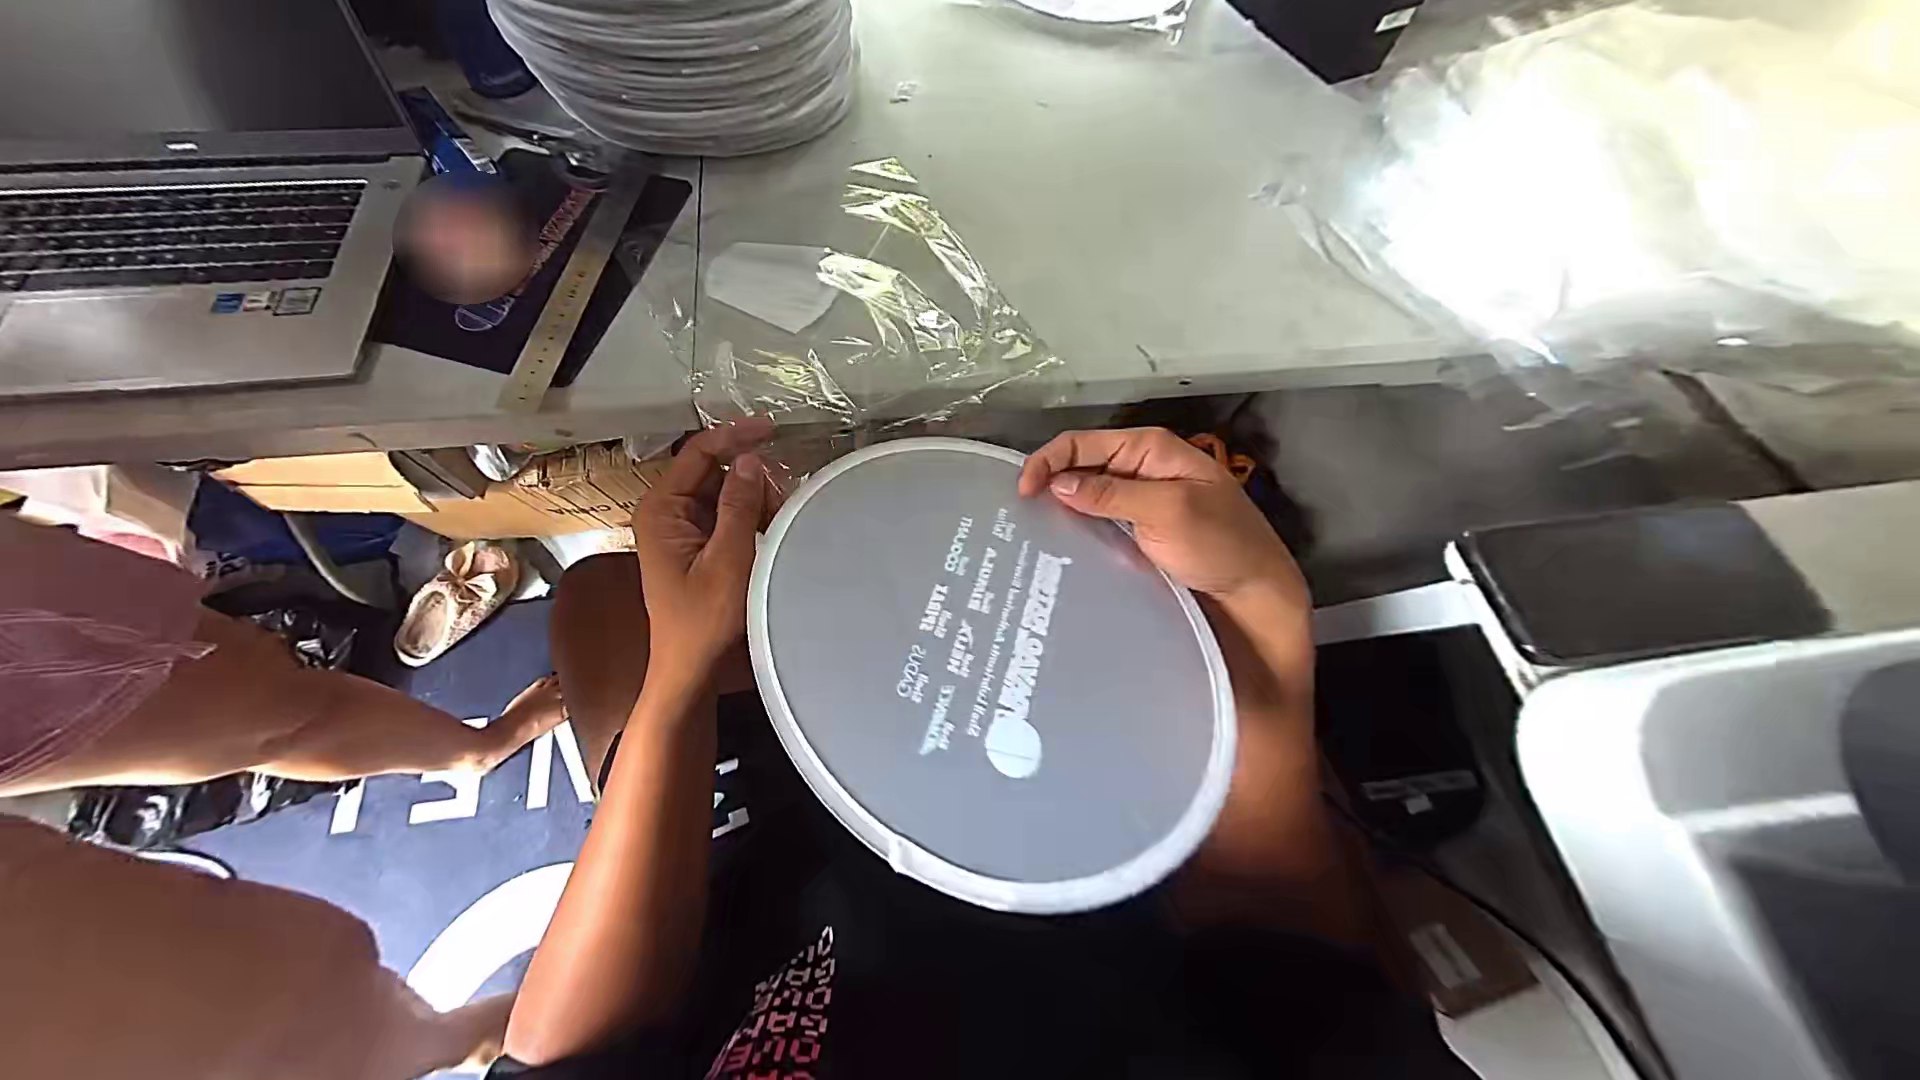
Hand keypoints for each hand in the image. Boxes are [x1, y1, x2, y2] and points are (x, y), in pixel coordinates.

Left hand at [631, 418, 774, 683]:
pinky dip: (752, 518)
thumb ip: (738, 504)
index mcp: (662, 508)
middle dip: (752, 481)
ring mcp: (682, 528)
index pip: (697, 453)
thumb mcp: (729, 557)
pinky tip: (771, 532)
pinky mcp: (697, 544)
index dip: (734, 436)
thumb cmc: (705, 616)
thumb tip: (749, 458)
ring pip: (726, 493)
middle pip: (714, 472)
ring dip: (755, 502)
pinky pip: (728, 515)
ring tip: (778, 524)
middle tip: (782, 502)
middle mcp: (668, 511)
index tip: (771, 428)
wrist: (692, 663)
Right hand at [1018, 427, 1307, 615]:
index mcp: (1150, 449)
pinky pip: (1096, 519)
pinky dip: (1074, 525)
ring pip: (1084, 493)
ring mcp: (1136, 500)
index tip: (1023, 492)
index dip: (1048, 461)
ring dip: (1059, 506)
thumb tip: (1057, 484)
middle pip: (1080, 465)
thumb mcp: (1168, 511)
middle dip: (1048, 481)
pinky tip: (1058, 541)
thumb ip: (1110, 494)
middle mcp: (1139, 468)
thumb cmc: (1222, 545)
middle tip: (1020, 513)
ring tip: (1030, 528)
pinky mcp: (1134, 529)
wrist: (1252, 593)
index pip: (1083, 442)